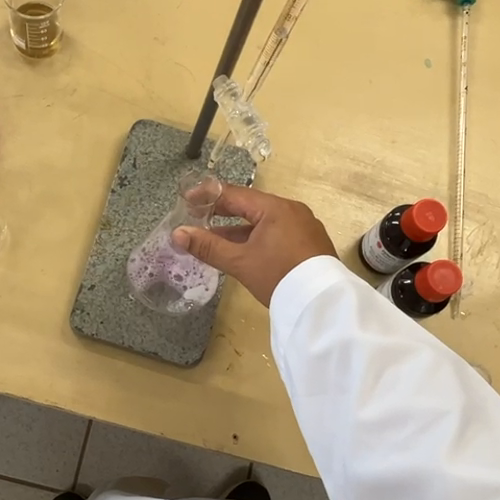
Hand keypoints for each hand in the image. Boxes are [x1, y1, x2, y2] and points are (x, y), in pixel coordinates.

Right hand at [173, 186, 335, 306]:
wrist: (320, 304)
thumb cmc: (278, 275)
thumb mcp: (240, 262)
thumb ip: (208, 247)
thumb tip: (178, 234)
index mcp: (275, 208)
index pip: (235, 194)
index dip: (208, 196)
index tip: (187, 199)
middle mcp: (292, 211)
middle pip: (250, 207)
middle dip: (222, 214)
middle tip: (198, 218)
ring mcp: (304, 227)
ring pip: (264, 223)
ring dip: (239, 230)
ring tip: (215, 240)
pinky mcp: (310, 244)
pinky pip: (277, 233)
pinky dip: (257, 239)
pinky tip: (245, 252)